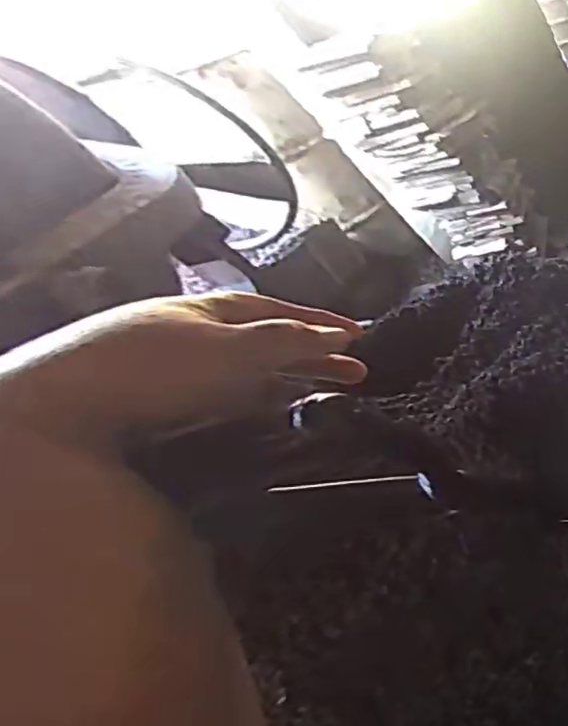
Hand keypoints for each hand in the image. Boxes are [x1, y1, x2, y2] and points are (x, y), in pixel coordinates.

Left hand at [0, 292, 365, 445]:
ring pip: (249, 372)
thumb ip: (294, 340)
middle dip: (314, 355)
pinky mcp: (161, 405)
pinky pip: (229, 398)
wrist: (49, 417)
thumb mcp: (235, 347)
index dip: (320, 320)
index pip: (275, 309)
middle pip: (265, 342)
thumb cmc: (145, 370)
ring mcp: (170, 371)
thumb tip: (342, 334)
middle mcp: (185, 336)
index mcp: (198, 311)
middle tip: (356, 371)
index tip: (360, 333)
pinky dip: (262, 401)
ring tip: (329, 392)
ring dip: (293, 380)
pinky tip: (277, 411)